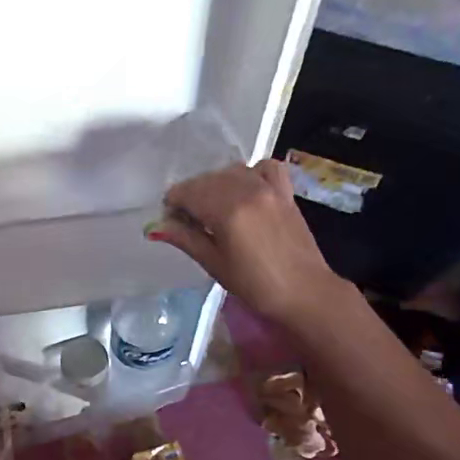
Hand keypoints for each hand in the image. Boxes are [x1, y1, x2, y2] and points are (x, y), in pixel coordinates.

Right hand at [152, 160, 338, 321]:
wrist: (304, 292)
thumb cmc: (254, 285)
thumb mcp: (213, 263)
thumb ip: (185, 238)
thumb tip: (156, 227)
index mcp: (227, 210)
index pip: (188, 192)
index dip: (173, 204)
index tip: (170, 221)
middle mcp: (248, 190)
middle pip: (207, 180)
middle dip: (192, 195)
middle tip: (188, 221)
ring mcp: (269, 188)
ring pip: (232, 171)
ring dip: (216, 185)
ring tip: (213, 209)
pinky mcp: (285, 193)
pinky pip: (265, 168)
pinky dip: (251, 173)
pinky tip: (245, 190)